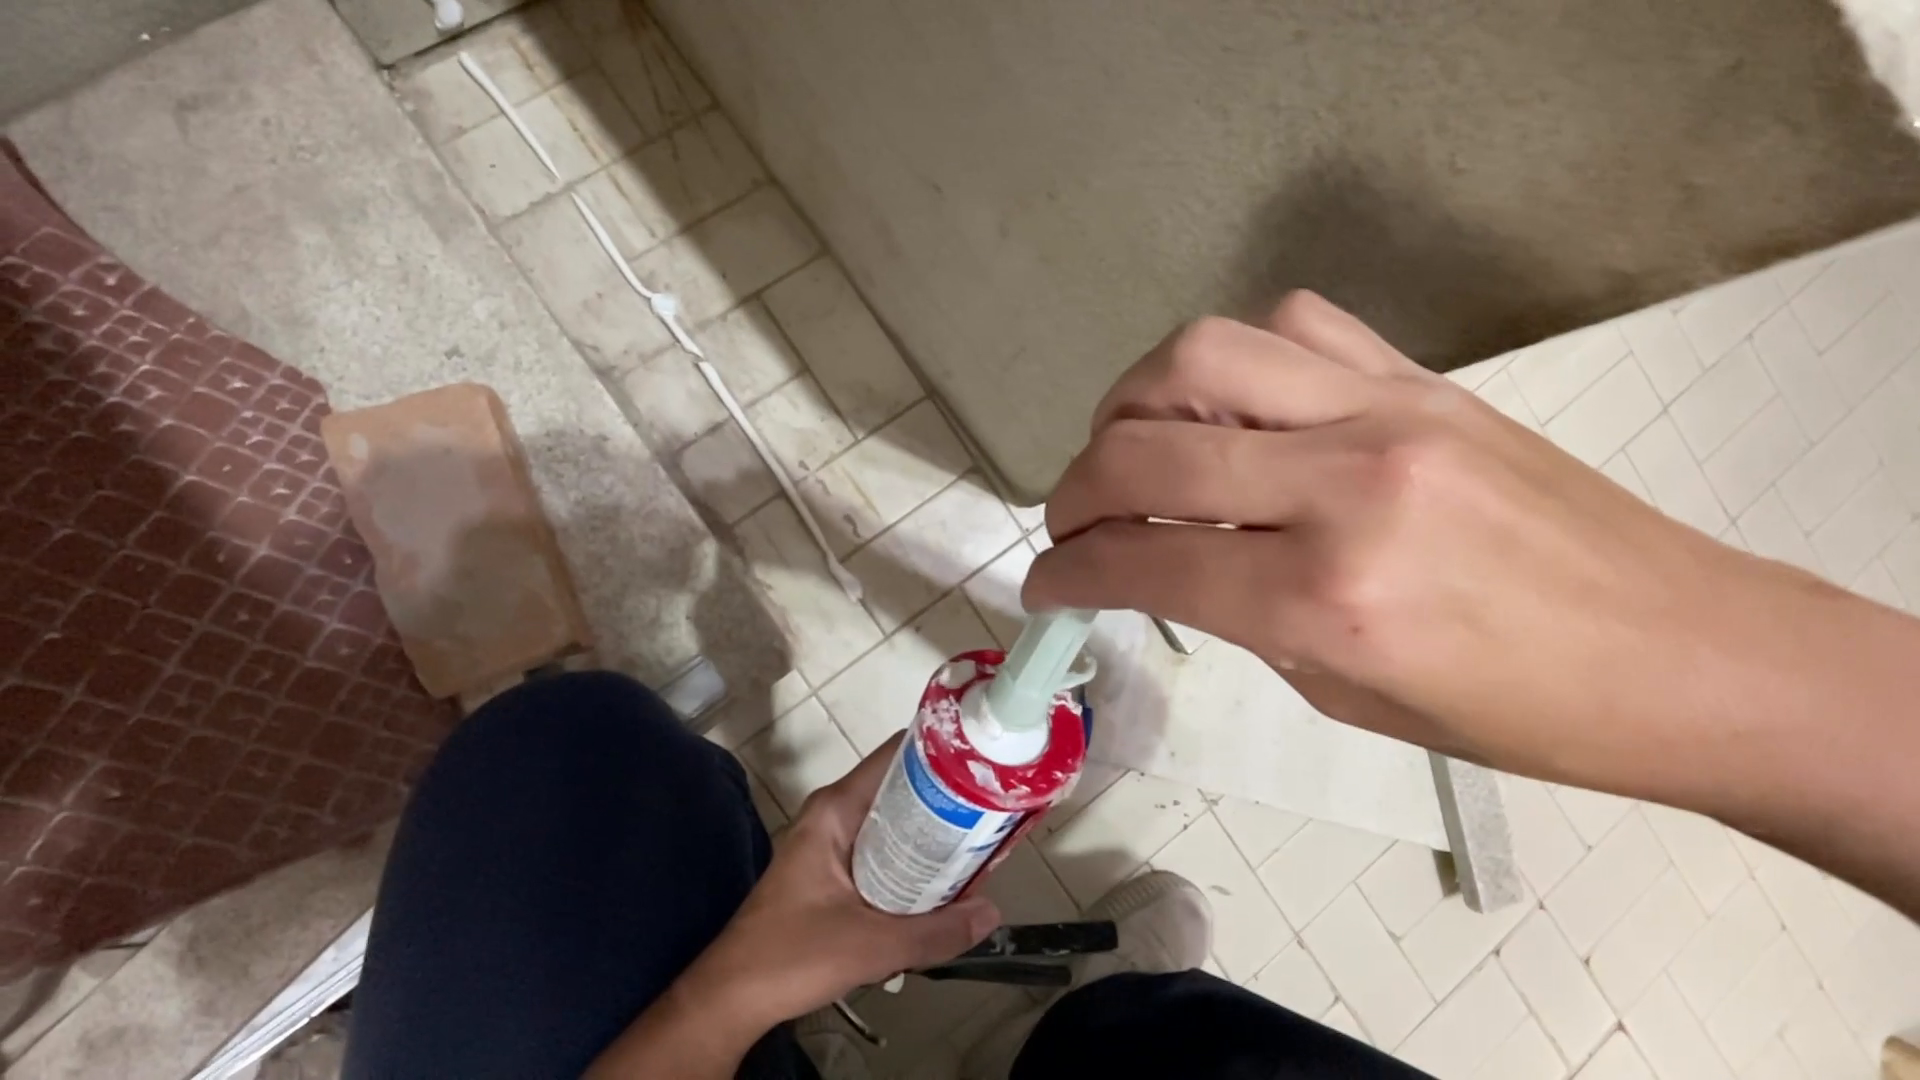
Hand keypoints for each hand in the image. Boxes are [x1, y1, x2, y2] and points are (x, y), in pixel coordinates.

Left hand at [681, 735, 1000, 1029]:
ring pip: (893, 822)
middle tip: (994, 810)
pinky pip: (883, 849)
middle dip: (946, 798)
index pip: (895, 756)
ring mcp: (831, 841)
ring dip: (932, 832)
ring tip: (981, 840)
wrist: (732, 996)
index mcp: (836, 809)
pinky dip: (912, 858)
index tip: (984, 760)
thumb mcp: (871, 946)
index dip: (940, 752)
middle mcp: (834, 813)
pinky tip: (943, 878)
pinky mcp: (832, 869)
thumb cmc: (792, 956)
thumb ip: (935, 932)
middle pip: (900, 788)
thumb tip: (993, 912)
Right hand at [1023, 291, 1854, 805]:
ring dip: (1131, 403)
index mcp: (1325, 597)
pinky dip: (1230, 365)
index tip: (1042, 582)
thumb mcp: (1340, 691)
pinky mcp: (1420, 377)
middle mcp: (1343, 484)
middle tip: (1068, 520)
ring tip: (1128, 448)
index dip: (1068, 572)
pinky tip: (1231, 410)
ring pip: (1200, 357)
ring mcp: (1385, 411)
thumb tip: (1150, 561)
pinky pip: (1291, 328)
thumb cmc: (1512, 712)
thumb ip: (1234, 612)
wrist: (1683, 651)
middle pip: (1145, 449)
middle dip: (1073, 489)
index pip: (1143, 561)